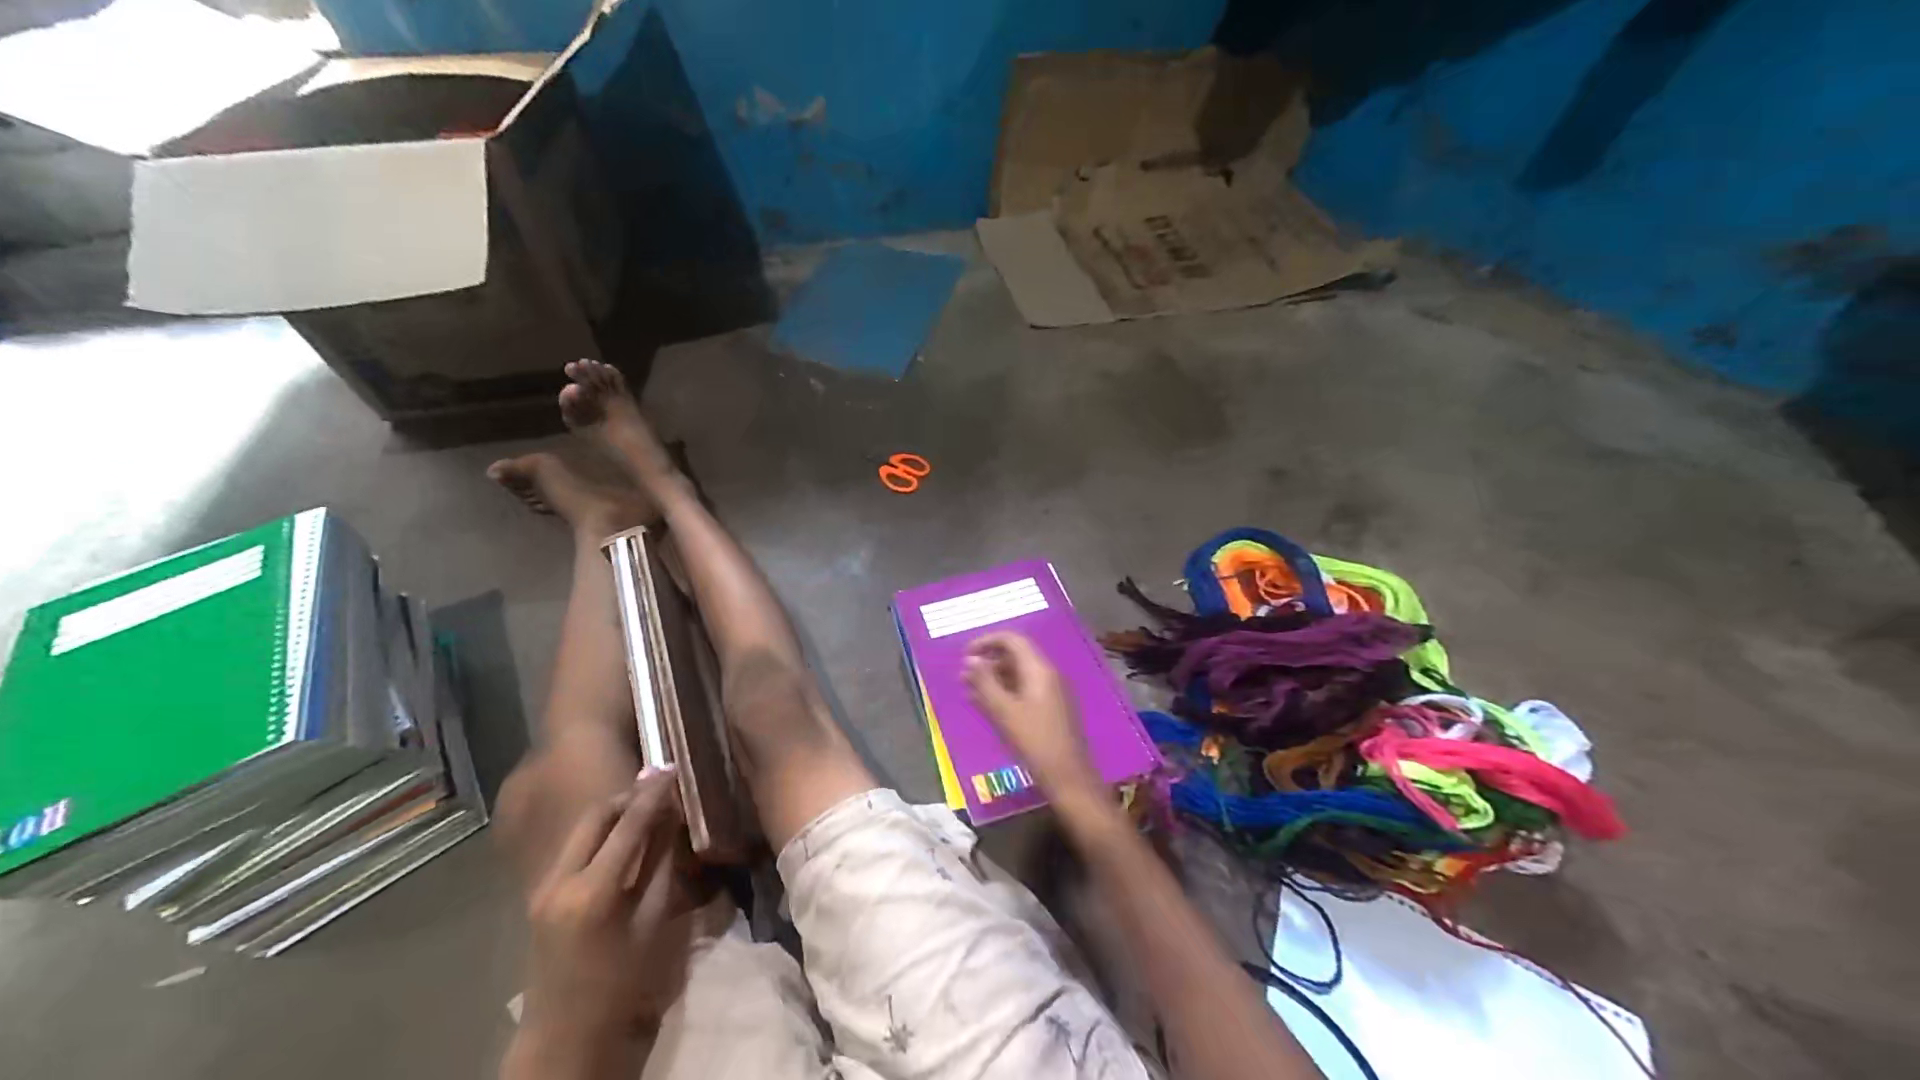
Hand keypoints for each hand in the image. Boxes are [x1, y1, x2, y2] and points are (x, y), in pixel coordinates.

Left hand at [523, 767, 689, 1038]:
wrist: (566, 1036)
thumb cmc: (622, 985)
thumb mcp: (652, 924)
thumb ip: (663, 866)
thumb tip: (676, 820)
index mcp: (592, 891)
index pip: (628, 824)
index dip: (653, 794)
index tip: (673, 768)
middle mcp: (560, 880)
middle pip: (595, 816)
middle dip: (628, 795)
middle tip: (660, 784)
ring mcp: (544, 888)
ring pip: (582, 829)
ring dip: (613, 812)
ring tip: (646, 804)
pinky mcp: (540, 896)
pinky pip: (575, 848)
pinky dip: (601, 833)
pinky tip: (624, 836)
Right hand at [963, 632, 1102, 798]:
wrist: (1068, 778)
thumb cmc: (1034, 742)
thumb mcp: (1004, 711)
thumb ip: (985, 682)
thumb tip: (970, 660)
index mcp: (1039, 670)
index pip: (1012, 640)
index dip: (986, 642)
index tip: (964, 656)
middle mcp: (1048, 675)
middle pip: (1015, 656)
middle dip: (987, 663)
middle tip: (963, 678)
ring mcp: (1051, 693)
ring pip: (1018, 675)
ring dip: (993, 679)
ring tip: (968, 692)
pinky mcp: (1050, 710)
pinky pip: (1023, 691)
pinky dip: (1004, 693)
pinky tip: (985, 706)